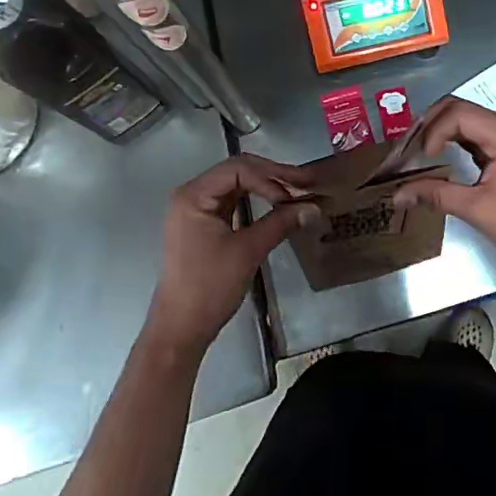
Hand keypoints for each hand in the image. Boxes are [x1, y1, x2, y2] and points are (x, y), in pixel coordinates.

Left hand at [148, 154, 316, 353]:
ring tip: (297, 193)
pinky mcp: (203, 224)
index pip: (239, 168)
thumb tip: (313, 207)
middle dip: (272, 176)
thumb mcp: (248, 251)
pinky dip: (257, 200)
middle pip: (237, 171)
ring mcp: (196, 209)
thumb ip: (280, 223)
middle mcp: (191, 195)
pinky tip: (278, 205)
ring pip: (236, 185)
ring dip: (266, 186)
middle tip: (305, 184)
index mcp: (193, 195)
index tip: (297, 194)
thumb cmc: (209, 286)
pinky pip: (233, 202)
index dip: (271, 176)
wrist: (182, 326)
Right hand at [391, 96, 495, 260]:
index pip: (457, 113)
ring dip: (435, 130)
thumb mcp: (475, 209)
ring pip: (460, 116)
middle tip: (407, 150)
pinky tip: (433, 156)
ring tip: (415, 152)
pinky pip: (468, 130)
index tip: (420, 158)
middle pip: (456, 107)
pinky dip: (447, 138)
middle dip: (428, 125)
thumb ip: (435, 195)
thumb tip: (398, 194)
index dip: (432, 131)